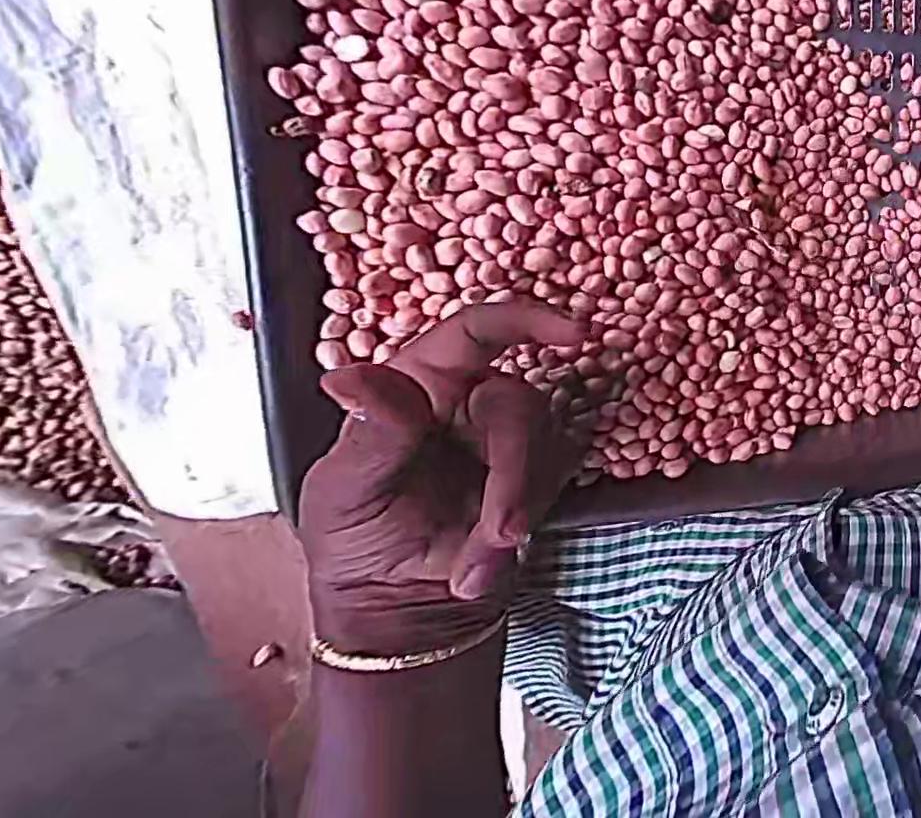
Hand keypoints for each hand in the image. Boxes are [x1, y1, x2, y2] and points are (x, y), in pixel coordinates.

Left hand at [298, 299, 584, 655]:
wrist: (398, 600)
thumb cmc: (357, 536)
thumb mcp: (344, 491)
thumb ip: (368, 435)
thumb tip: (349, 379)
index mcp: (423, 383)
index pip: (478, 329)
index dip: (529, 320)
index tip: (575, 336)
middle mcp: (474, 398)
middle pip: (519, 406)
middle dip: (514, 471)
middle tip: (502, 530)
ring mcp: (512, 434)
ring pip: (546, 445)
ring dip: (519, 504)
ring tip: (480, 554)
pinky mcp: (540, 467)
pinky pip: (557, 477)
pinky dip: (527, 518)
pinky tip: (489, 552)